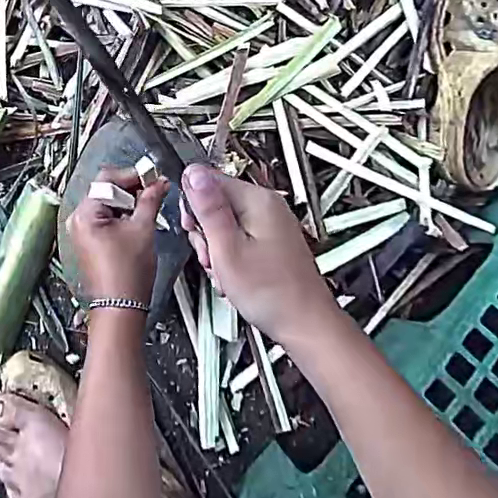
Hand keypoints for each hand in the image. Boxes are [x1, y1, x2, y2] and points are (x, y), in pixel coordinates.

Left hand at [69, 166, 167, 305]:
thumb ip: (150, 199)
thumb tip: (157, 182)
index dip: (132, 176)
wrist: (122, 307)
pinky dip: (123, 214)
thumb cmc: (127, 276)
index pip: (107, 179)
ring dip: (129, 202)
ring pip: (108, 203)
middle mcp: (78, 220)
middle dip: (132, 189)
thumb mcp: (142, 229)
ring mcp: (83, 231)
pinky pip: (106, 217)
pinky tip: (138, 220)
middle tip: (154, 190)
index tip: (152, 177)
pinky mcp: (90, 240)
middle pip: (106, 190)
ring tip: (149, 206)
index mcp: (85, 214)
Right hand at [181, 164, 341, 346]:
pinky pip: (238, 237)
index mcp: (256, 200)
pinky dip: (230, 255)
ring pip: (224, 222)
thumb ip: (207, 208)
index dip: (194, 207)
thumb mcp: (227, 248)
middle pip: (215, 202)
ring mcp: (271, 222)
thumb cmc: (272, 293)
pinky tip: (235, 274)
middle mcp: (266, 205)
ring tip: (225, 269)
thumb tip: (193, 172)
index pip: (207, 180)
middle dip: (206, 231)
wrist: (305, 325)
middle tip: (213, 256)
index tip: (195, 230)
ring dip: (217, 247)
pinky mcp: (271, 239)